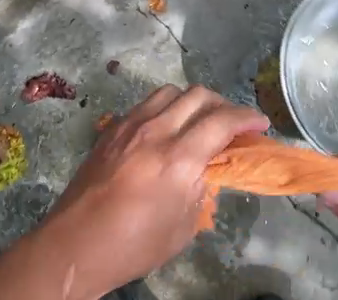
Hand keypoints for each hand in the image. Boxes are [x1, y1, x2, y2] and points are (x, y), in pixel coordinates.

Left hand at [0, 85, 268, 299]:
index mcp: (178, 158)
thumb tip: (210, 166)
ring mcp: (130, 124)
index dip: (247, 118)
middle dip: (223, 104)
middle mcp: (156, 131)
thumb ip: (202, 188)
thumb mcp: (182, 225)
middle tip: (233, 123)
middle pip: (199, 95)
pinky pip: (147, 104)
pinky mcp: (112, 127)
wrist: (76, 244)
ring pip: (171, 92)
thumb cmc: (134, 245)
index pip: (222, 121)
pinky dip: (166, 108)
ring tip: (200, 120)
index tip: (261, 123)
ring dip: (193, 101)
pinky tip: (167, 129)